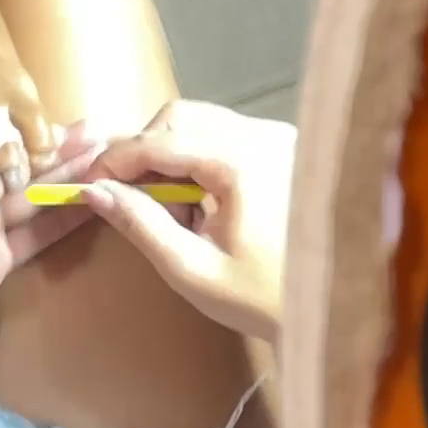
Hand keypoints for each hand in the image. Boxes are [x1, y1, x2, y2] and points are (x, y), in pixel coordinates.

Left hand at [0, 135, 99, 372]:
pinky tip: (96, 205)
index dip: (27, 131)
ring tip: (109, 160)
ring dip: (69, 182)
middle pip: (19, 169)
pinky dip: (64, 222)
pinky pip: (36, 237)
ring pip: (34, 199)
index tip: (61, 115)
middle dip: (59, 152)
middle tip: (103, 134)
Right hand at [81, 101, 294, 340]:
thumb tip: (93, 192)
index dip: (114, 161)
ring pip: (199, 122)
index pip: (157, 142)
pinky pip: (222, 134)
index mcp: (242, 162)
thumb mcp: (191, 270)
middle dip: (141, 152)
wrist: (339, 309)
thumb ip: (140, 224)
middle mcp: (264, 135)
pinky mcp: (285, 146)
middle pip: (177, 118)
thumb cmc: (266, 298)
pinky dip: (194, 157)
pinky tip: (195, 199)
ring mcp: (279, 137)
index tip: (88, 185)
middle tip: (124, 194)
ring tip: (162, 203)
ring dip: (166, 154)